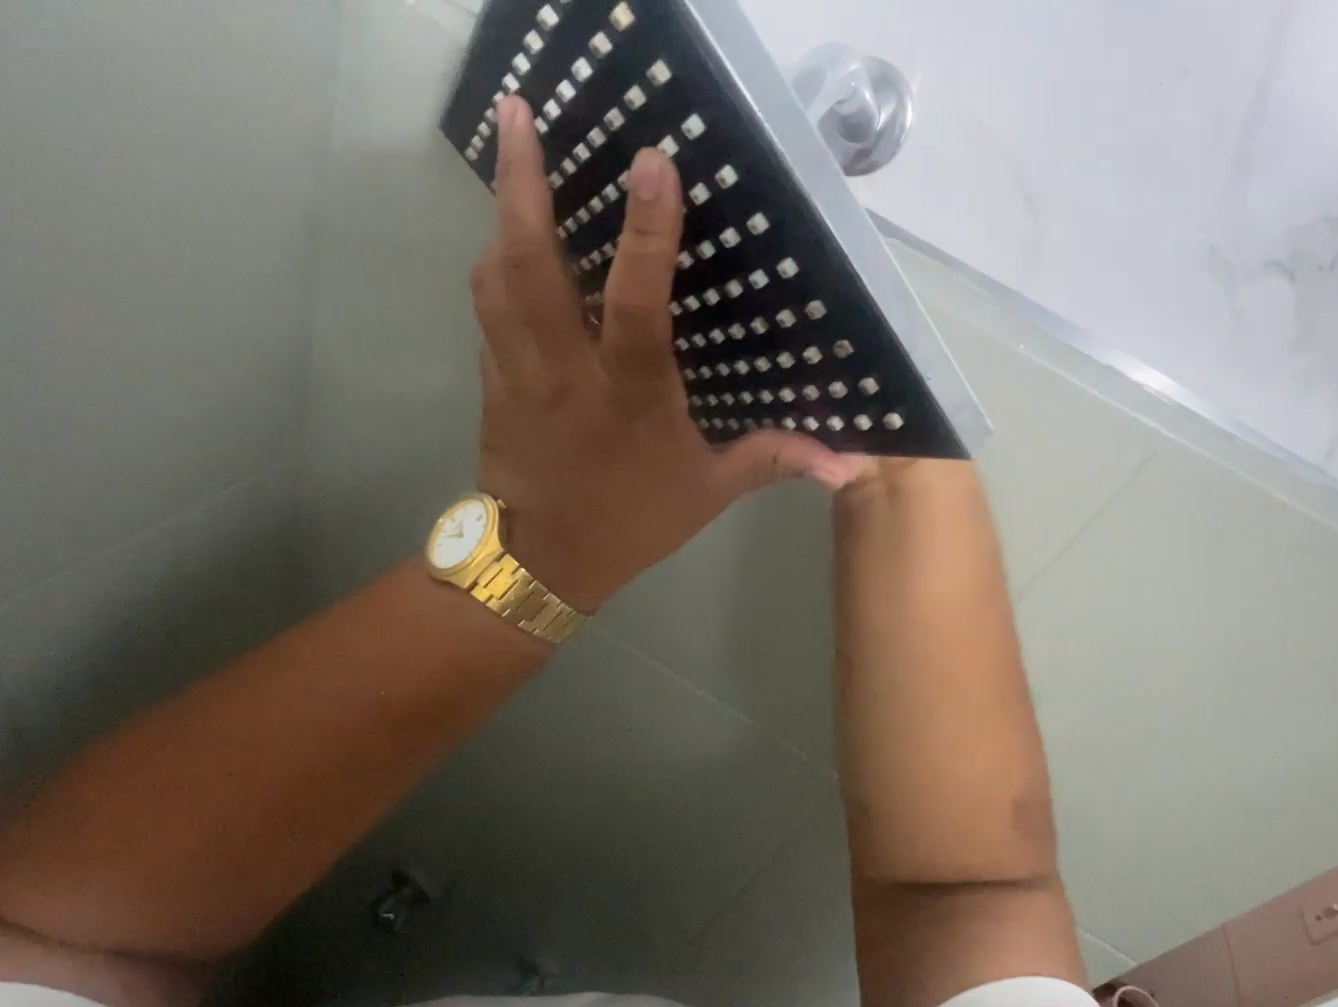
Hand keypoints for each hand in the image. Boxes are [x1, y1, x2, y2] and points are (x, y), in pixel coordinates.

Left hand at [468, 96, 840, 610]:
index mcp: (628, 392)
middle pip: (533, 267)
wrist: (540, 563)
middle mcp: (566, 369)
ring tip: (512, 154)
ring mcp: (519, 372)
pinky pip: (487, 310)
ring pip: (496, 280)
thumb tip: (850, 465)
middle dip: (523, 185)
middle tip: (518, 111)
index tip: (651, 162)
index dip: (646, 234)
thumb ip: (774, 460)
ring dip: (501, 214)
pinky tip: (505, 237)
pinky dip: (495, 266)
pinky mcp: (493, 380)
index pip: (636, 305)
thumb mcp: (709, 492)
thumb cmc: (630, 520)